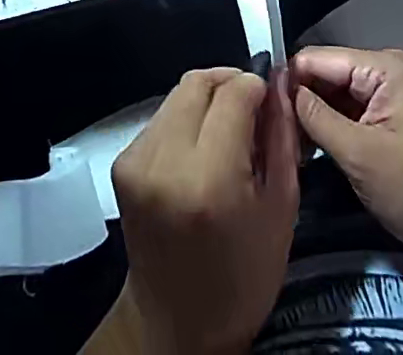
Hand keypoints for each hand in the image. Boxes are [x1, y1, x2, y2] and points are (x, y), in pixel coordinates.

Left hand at [111, 67, 298, 354]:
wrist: (176, 320)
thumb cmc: (242, 276)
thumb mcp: (281, 211)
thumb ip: (280, 139)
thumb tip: (277, 84)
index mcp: (209, 178)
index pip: (231, 94)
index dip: (254, 85)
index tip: (269, 93)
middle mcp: (164, 159)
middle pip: (196, 83)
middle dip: (228, 83)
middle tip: (251, 103)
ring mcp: (136, 158)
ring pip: (175, 97)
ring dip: (205, 101)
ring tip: (227, 130)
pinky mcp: (121, 162)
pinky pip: (159, 120)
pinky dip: (184, 122)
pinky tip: (200, 148)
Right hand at [291, 46, 402, 270]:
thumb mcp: (359, 154)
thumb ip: (312, 114)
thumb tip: (274, 88)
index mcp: (384, 67)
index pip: (313, 58)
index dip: (285, 82)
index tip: (263, 112)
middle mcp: (385, 71)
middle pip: (320, 75)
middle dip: (297, 103)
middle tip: (275, 136)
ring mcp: (387, 94)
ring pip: (327, 95)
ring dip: (308, 120)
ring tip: (287, 148)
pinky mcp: (386, 117)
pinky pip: (343, 112)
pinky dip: (325, 130)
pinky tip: (308, 151)